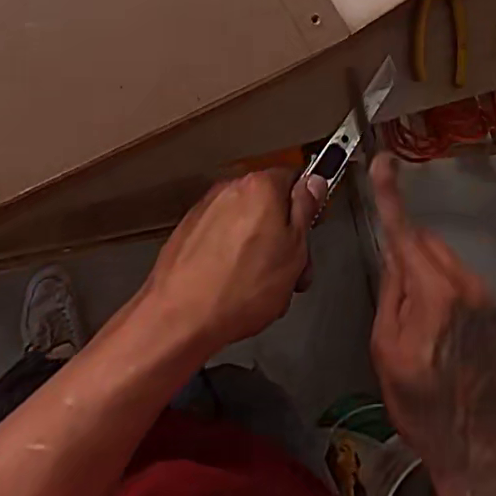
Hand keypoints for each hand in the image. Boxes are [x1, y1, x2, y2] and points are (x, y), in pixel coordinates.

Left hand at [139, 168, 326, 356]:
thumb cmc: (237, 289)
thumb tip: (314, 185)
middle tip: (291, 270)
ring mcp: (206, 211)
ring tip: (261, 286)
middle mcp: (230, 190)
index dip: (308, 205)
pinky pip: (222, 239)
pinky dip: (232, 257)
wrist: (180, 316)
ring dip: (259, 249)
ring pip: (246, 224)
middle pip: (270, 203)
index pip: (295, 178)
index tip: (312, 226)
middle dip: (284, 235)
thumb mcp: (294, 250)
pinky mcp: (189, 233)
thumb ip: (306, 210)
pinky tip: (236, 286)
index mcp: (260, 186)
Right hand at [368, 156, 495, 495]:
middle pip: (423, 242)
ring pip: (438, 258)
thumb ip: (390, 291)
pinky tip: (431, 326)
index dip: (390, 194)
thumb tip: (393, 254)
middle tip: (391, 295)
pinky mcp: (491, 307)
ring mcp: (483, 294)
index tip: (383, 160)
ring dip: (420, 271)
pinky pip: (454, 277)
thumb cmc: (422, 404)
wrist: (480, 447)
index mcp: (434, 292)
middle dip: (402, 251)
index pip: (404, 232)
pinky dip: (436, 285)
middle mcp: (465, 283)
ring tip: (412, 320)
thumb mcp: (386, 349)